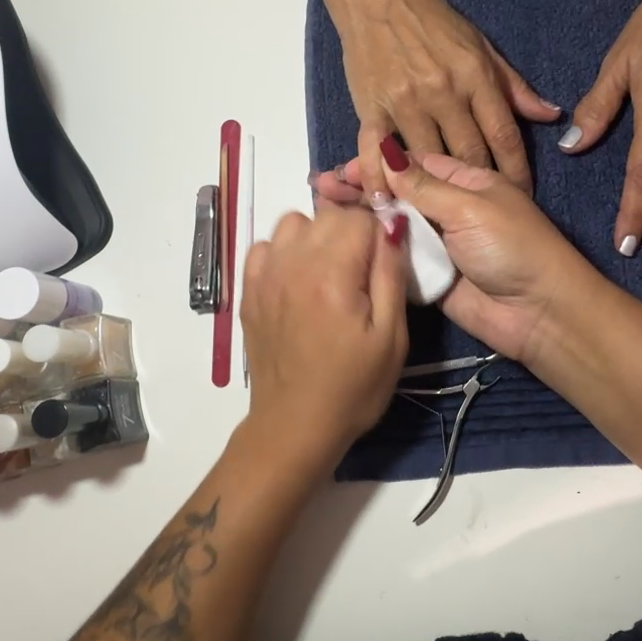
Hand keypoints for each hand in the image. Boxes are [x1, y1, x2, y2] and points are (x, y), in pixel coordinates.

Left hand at [240, 205, 409, 468]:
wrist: (295, 426)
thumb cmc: (353, 387)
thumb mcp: (391, 337)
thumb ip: (391, 275)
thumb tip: (392, 226)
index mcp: (331, 274)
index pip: (359, 218)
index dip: (380, 234)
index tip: (386, 263)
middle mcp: (292, 264)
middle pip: (327, 214)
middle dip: (352, 231)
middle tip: (363, 271)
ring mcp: (264, 276)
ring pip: (293, 222)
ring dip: (317, 235)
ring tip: (330, 271)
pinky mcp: (249, 291)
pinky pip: (265, 245)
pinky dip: (285, 251)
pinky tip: (298, 279)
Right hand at [315, 138, 594, 362]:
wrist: (540, 313)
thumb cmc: (513, 248)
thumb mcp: (470, 207)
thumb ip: (423, 186)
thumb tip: (384, 154)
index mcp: (466, 182)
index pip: (413, 164)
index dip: (377, 164)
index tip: (342, 167)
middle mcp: (449, 210)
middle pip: (397, 194)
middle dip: (361, 189)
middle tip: (320, 187)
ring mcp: (438, 245)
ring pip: (392, 227)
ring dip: (359, 219)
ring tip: (320, 209)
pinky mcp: (430, 278)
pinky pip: (396, 261)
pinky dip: (371, 252)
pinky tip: (340, 244)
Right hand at [329, 0, 560, 202]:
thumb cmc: (432, 21)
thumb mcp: (481, 46)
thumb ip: (513, 86)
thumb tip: (550, 115)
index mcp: (476, 77)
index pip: (504, 135)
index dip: (517, 171)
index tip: (523, 195)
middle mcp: (444, 93)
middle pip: (470, 155)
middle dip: (483, 189)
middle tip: (491, 219)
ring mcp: (406, 102)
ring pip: (428, 160)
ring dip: (437, 193)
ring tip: (445, 219)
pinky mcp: (372, 108)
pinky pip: (376, 152)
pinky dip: (380, 180)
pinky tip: (385, 204)